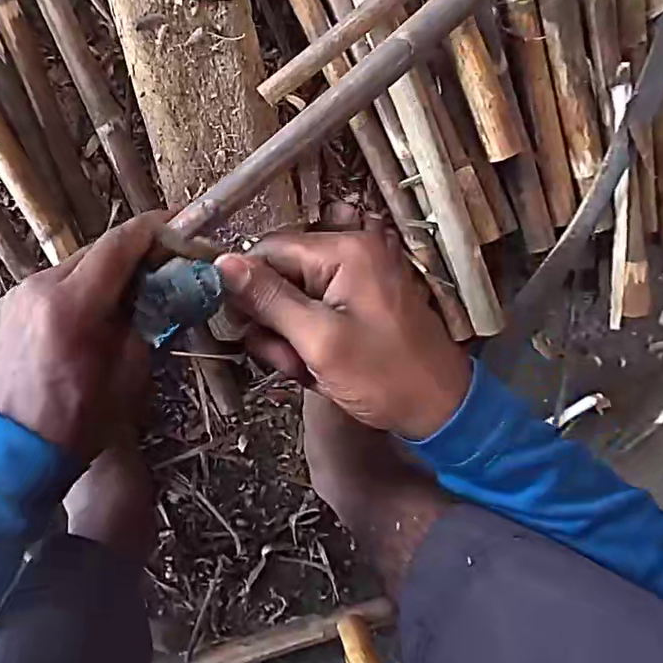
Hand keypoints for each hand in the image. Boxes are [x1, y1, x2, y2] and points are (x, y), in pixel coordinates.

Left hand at [0, 211, 166, 460]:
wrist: (12, 454)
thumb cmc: (76, 424)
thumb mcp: (127, 375)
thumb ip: (146, 321)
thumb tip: (161, 288)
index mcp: (70, 305)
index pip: (117, 245)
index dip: (153, 230)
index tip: (178, 224)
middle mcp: (37, 289)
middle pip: (94, 252)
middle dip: (131, 255)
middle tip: (162, 266)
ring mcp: (16, 297)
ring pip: (71, 268)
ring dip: (102, 275)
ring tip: (125, 298)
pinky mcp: (4, 308)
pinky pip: (48, 287)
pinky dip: (73, 291)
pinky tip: (86, 316)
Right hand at [213, 212, 470, 439]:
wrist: (441, 413)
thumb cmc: (387, 377)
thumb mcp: (318, 339)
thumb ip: (267, 298)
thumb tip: (222, 263)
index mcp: (345, 251)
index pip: (267, 250)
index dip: (246, 287)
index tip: (242, 324)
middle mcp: (348, 253)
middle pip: (274, 274)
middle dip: (270, 319)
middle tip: (285, 356)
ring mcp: (352, 277)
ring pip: (284, 296)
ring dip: (283, 336)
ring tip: (303, 366)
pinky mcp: (351, 299)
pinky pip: (305, 310)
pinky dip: (301, 339)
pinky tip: (314, 364)